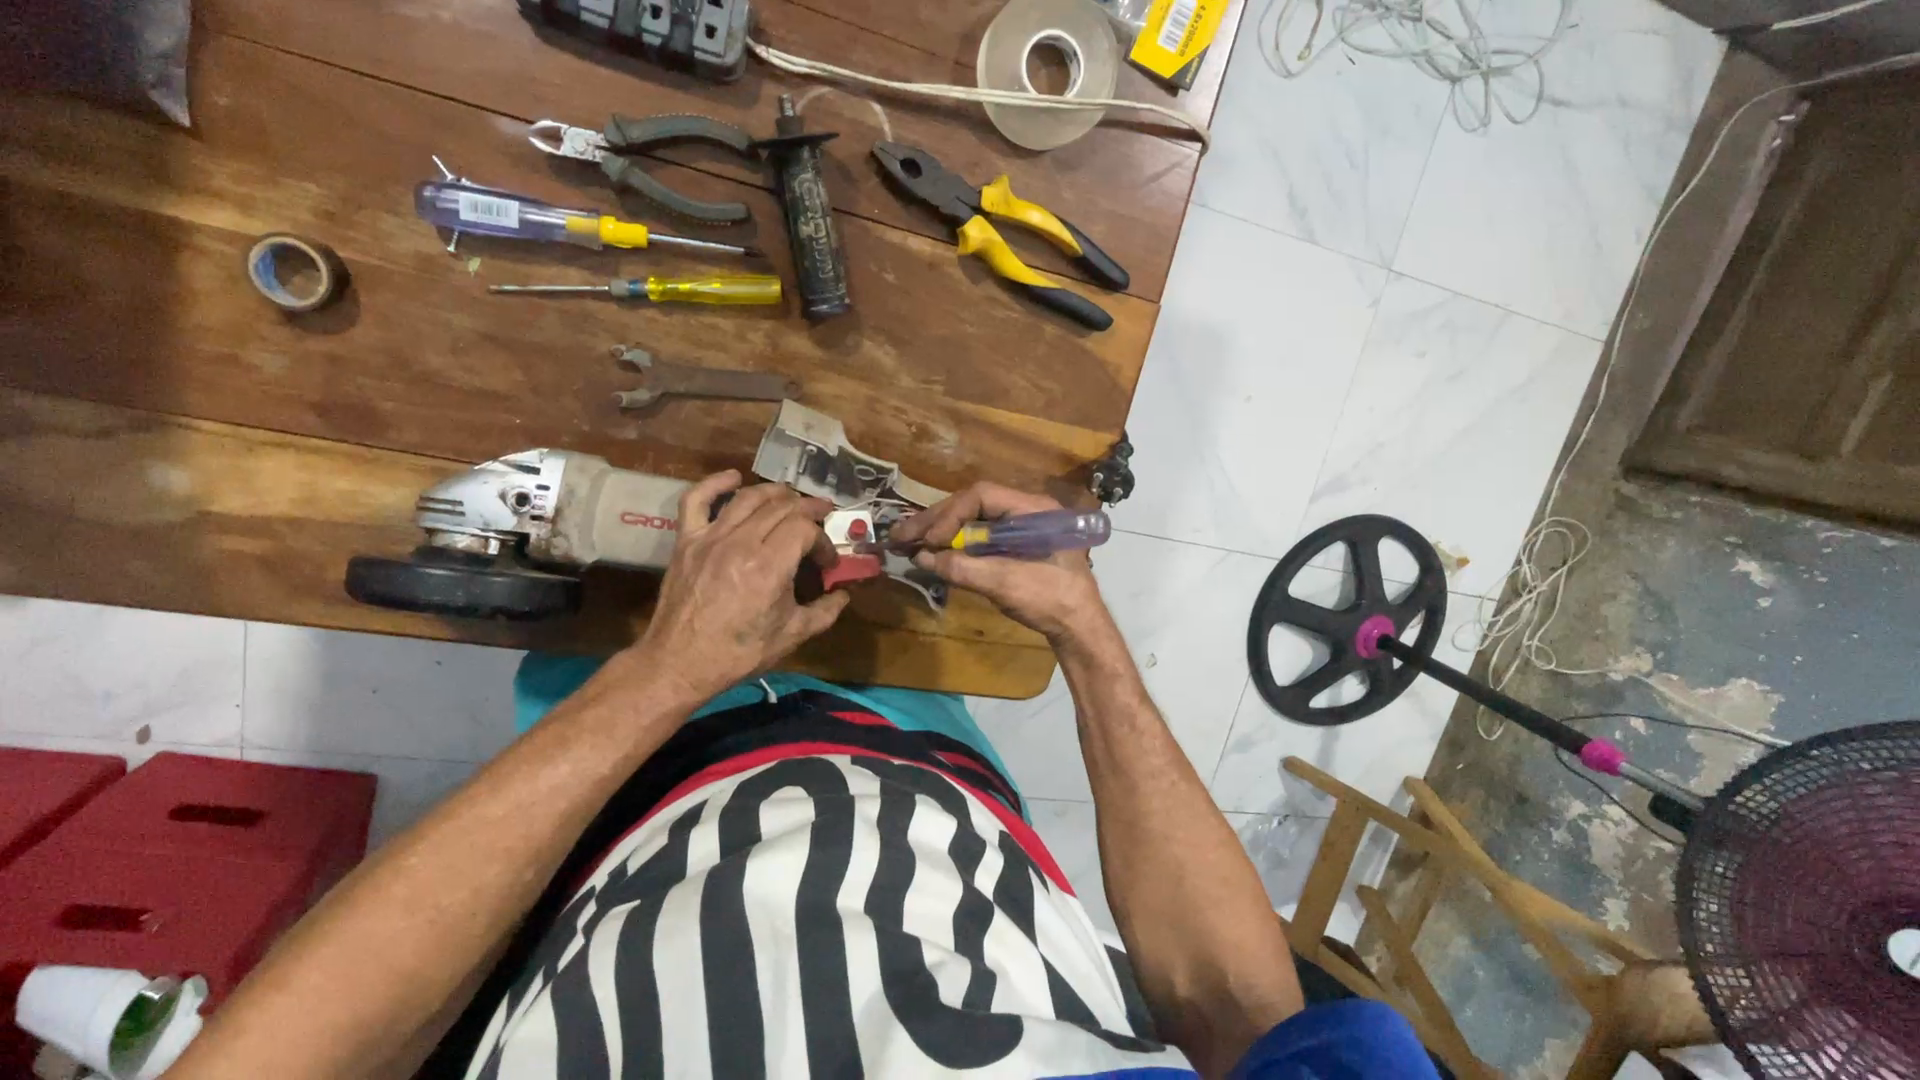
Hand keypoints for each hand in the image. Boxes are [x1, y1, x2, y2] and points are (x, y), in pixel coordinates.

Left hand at [622, 471, 850, 705]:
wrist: (679, 663)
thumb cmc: (739, 654)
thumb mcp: (791, 636)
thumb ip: (824, 612)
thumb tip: (843, 595)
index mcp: (769, 567)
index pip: (805, 530)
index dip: (823, 541)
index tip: (826, 563)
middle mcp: (740, 543)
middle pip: (781, 507)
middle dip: (808, 511)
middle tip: (821, 520)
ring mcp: (710, 538)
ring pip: (748, 498)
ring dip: (775, 493)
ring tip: (791, 500)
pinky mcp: (686, 541)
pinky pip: (697, 499)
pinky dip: (716, 483)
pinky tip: (734, 478)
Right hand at [890, 482, 1110, 642]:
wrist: (1080, 627)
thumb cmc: (1052, 600)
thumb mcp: (1006, 584)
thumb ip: (964, 568)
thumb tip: (922, 559)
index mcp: (1032, 510)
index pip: (981, 496)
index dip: (951, 515)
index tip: (932, 541)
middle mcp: (1024, 511)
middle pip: (972, 505)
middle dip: (936, 521)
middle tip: (900, 536)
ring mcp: (1018, 529)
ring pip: (971, 521)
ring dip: (940, 532)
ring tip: (906, 542)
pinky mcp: (1012, 547)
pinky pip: (978, 538)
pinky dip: (953, 545)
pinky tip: (931, 554)